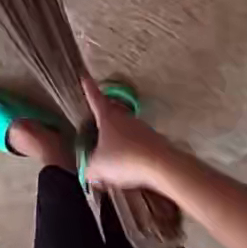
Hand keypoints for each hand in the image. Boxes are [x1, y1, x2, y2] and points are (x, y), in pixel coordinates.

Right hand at [78, 76, 181, 194]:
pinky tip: (128, 165)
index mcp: (108, 117)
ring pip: (124, 127)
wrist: (162, 166)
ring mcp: (141, 127)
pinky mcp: (153, 140)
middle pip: (111, 110)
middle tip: (95, 117)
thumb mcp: (99, 166)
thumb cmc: (125, 158)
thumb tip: (88, 172)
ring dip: (118, 136)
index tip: (84, 75)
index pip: (94, 98)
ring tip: (111, 152)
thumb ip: (89, 168)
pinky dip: (130, 150)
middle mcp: (124, 117)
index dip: (88, 87)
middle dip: (103, 113)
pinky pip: (136, 142)